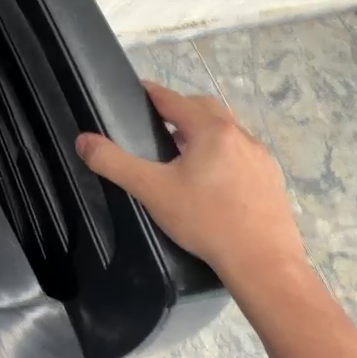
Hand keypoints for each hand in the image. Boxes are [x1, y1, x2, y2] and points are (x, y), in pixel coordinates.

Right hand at [75, 80, 307, 285]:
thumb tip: (83, 141)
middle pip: (205, 108)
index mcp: (211, 131)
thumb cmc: (206, 220)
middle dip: (179, 109)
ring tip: (180, 153)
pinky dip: (221, 153)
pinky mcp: (273, 181)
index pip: (174, 99)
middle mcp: (241, 137)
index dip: (151, 92)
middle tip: (155, 124)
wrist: (265, 266)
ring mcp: (262, 160)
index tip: (133, 91)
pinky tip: (210, 179)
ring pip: (227, 131)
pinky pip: (242, 153)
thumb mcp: (150, 189)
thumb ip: (112, 162)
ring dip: (202, 131)